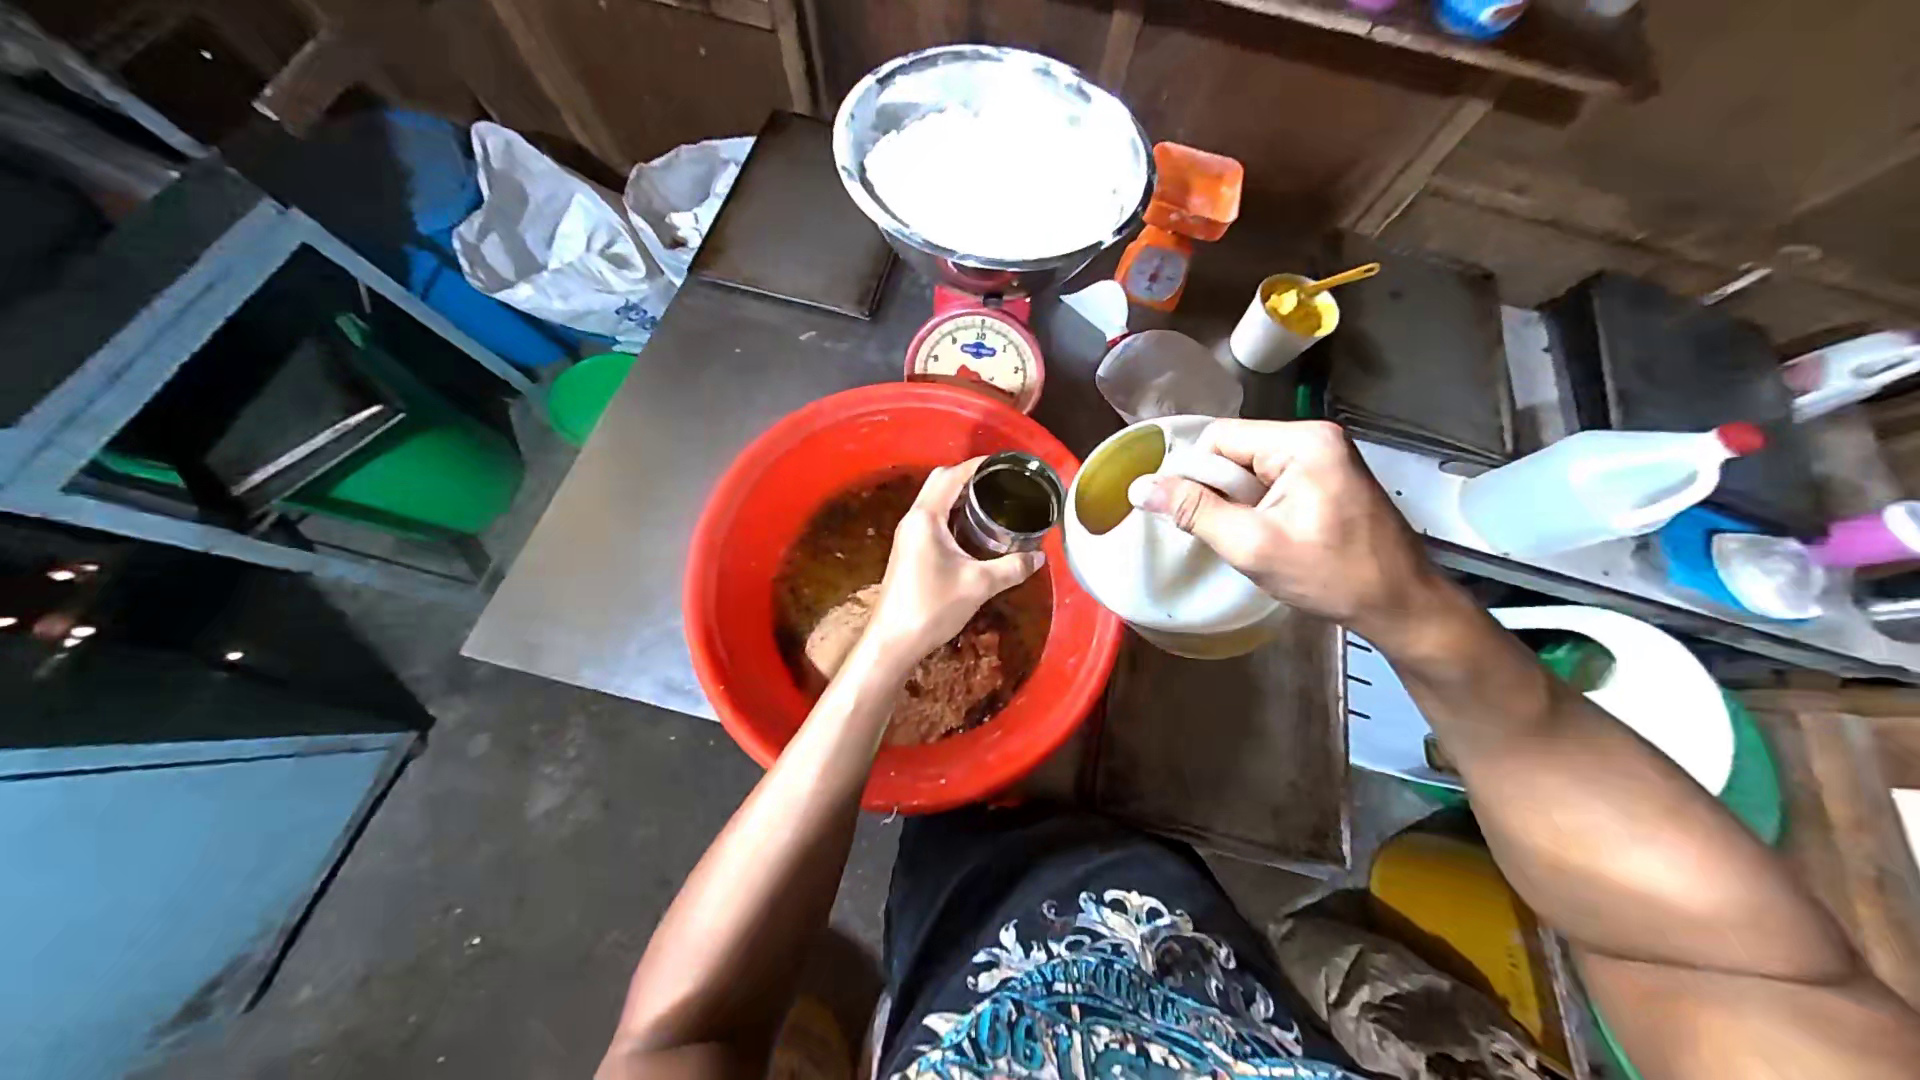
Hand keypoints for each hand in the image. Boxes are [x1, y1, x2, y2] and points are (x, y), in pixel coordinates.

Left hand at [863, 458, 1045, 663]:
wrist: (894, 640)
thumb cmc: (933, 607)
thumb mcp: (980, 585)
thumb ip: (1012, 567)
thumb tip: (1039, 557)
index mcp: (926, 518)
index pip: (951, 476)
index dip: (977, 465)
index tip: (1002, 464)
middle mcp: (913, 520)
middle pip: (939, 482)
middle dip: (967, 476)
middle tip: (999, 482)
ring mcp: (907, 536)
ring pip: (933, 502)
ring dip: (958, 496)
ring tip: (990, 500)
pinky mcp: (908, 551)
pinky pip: (931, 520)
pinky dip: (950, 514)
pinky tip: (971, 529)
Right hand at [1126, 419, 1443, 641]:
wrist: (1403, 605)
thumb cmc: (1332, 576)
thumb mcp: (1253, 545)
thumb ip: (1194, 511)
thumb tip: (1139, 487)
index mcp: (1302, 441)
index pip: (1219, 438)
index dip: (1195, 475)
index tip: (1194, 516)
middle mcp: (1315, 436)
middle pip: (1233, 450)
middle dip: (1219, 491)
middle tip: (1228, 533)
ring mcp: (1325, 456)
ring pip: (1247, 468)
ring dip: (1236, 502)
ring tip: (1250, 537)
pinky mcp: (1327, 477)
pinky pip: (1269, 480)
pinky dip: (1256, 506)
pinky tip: (1266, 534)